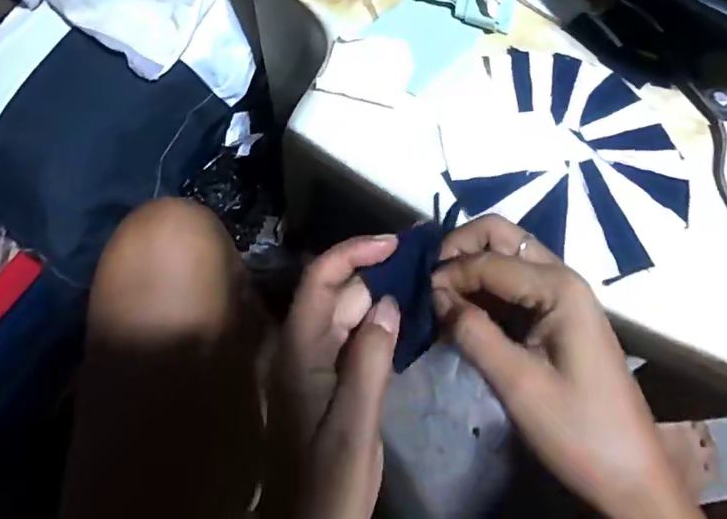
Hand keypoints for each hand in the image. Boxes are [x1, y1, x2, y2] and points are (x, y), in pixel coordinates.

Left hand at [269, 234, 402, 518]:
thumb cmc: (327, 483)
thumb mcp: (354, 424)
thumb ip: (370, 359)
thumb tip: (390, 302)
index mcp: (300, 350)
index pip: (321, 279)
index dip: (355, 251)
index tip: (395, 243)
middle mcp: (305, 347)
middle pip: (340, 290)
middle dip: (379, 267)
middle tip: (424, 255)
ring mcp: (319, 364)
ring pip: (352, 311)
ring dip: (385, 292)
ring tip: (426, 276)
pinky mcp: (334, 380)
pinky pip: (360, 336)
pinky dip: (385, 320)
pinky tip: (414, 315)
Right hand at [431, 217, 700, 518]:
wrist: (630, 470)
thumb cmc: (577, 428)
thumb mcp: (519, 385)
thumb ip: (474, 333)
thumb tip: (436, 294)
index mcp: (558, 285)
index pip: (491, 258)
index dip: (451, 272)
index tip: (419, 296)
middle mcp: (561, 275)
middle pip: (502, 237)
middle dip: (462, 248)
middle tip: (429, 281)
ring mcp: (561, 292)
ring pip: (507, 256)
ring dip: (472, 266)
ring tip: (439, 298)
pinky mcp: (556, 313)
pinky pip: (514, 284)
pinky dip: (485, 289)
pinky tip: (462, 313)